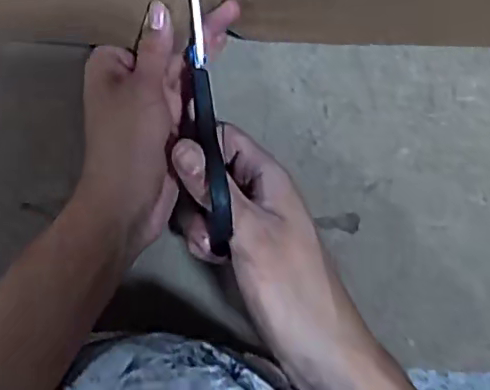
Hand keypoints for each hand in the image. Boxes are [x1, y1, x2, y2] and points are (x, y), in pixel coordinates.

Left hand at [69, 0, 240, 262]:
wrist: (128, 207)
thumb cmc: (127, 142)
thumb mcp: (143, 90)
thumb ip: (156, 50)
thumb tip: (158, 8)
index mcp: (111, 64)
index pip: (143, 31)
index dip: (169, 13)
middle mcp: (127, 78)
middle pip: (166, 48)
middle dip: (196, 29)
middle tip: (229, 5)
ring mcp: (148, 101)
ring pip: (179, 69)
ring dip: (202, 50)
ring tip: (229, 21)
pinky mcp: (166, 121)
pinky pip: (186, 93)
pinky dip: (201, 78)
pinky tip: (218, 57)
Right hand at [172, 125, 412, 389]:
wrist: (321, 354)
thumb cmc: (290, 285)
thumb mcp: (248, 232)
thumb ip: (212, 188)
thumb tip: (180, 144)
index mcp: (266, 174)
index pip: (223, 135)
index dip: (196, 141)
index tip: (169, 158)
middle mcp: (257, 189)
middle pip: (210, 167)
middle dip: (194, 188)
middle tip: (194, 215)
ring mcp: (251, 218)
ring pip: (207, 198)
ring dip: (198, 219)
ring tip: (208, 246)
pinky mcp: (244, 244)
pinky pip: (213, 225)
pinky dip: (206, 238)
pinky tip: (211, 257)